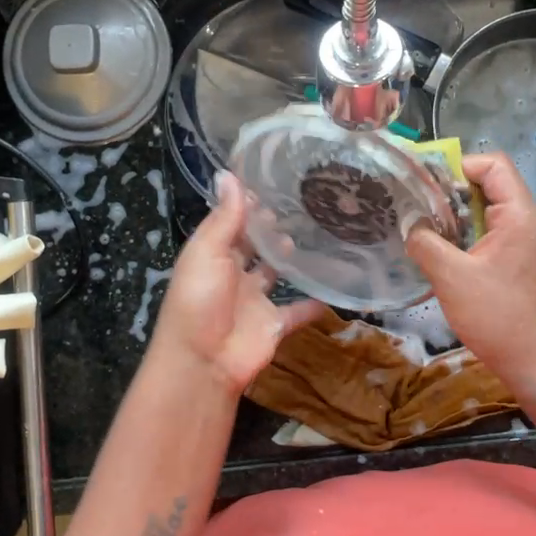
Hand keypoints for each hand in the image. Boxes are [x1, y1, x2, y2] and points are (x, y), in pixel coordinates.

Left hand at [147, 172, 325, 393]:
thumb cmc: (199, 300)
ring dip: (292, 260)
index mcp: (212, 255)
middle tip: (305, 205)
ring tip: (319, 234)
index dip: (250, 205)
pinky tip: (336, 288)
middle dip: (272, 229)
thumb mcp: (207, 252)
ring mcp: (254, 301)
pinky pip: (297, 312)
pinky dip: (315, 303)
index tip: (276, 181)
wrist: (203, 362)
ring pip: (276, 275)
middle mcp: (233, 275)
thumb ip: (224, 217)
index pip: (232, 223)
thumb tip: (229, 172)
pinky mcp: (273, 326)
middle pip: (255, 247)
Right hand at [406, 153, 535, 377]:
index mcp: (518, 215)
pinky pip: (489, 231)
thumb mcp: (450, 276)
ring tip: (427, 230)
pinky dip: (465, 234)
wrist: (529, 359)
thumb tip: (408, 223)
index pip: (493, 164)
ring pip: (486, 209)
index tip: (428, 187)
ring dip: (456, 215)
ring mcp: (523, 241)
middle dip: (452, 191)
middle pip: (489, 183)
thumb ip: (425, 242)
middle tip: (420, 208)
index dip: (459, 166)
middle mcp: (525, 221)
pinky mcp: (516, 259)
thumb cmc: (494, 315)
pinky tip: (442, 252)